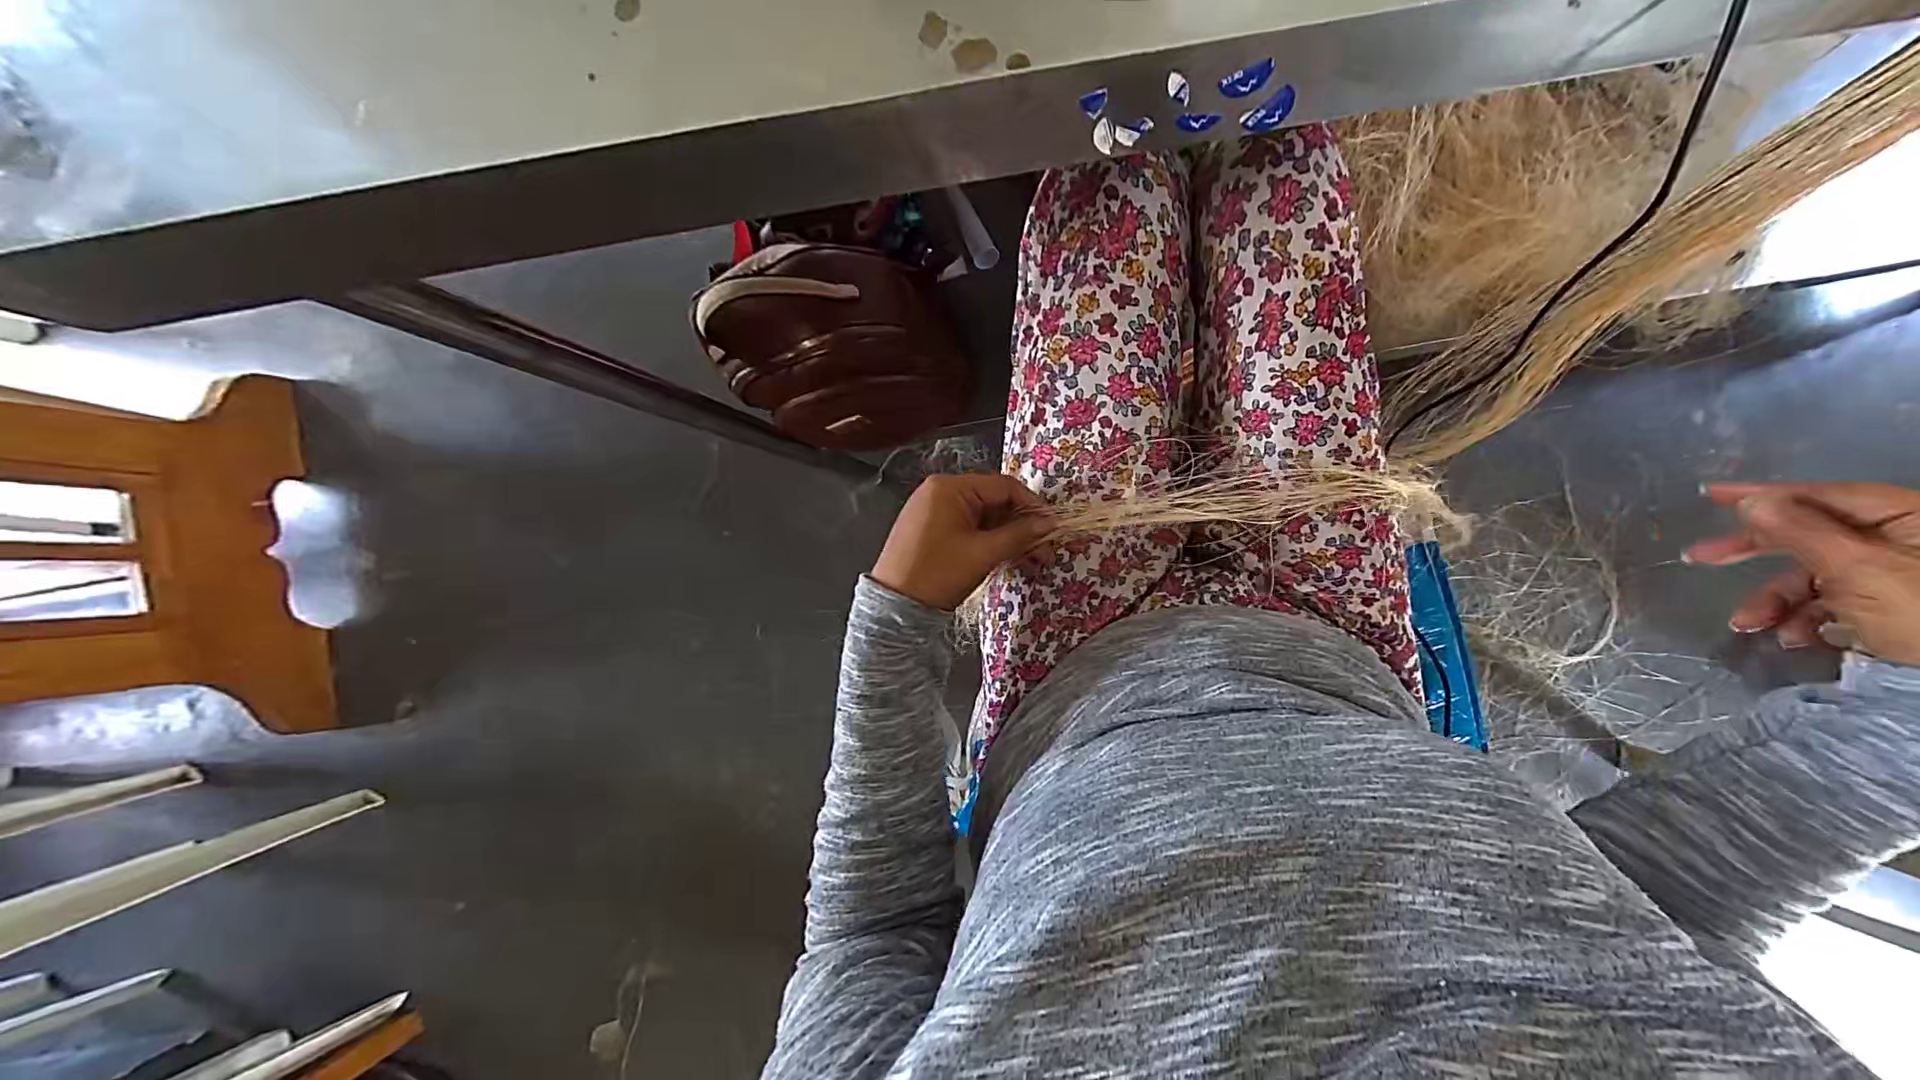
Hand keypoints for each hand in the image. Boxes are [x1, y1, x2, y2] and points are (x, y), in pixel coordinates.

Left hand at [871, 474, 1055, 610]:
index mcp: (950, 488)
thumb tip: (1049, 524)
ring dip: (1009, 537)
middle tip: (1046, 551)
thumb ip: (1020, 534)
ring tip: (1032, 561)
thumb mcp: (983, 553)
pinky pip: (969, 528)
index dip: (1032, 506)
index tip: (1052, 527)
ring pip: (984, 518)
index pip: (1003, 486)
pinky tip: (1009, 559)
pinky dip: (989, 542)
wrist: (895, 607)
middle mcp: (940, 492)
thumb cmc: (937, 574)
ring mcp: (934, 510)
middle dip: (1022, 526)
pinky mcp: (932, 530)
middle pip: (994, 502)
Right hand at [1684, 481, 1919, 664]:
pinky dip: (1804, 616)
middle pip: (1813, 534)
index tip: (1710, 494)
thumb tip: (1753, 501)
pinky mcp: (1891, 605)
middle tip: (1700, 556)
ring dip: (1775, 599)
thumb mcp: (1857, 569)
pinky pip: (1833, 600)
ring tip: (1751, 623)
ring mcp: (1898, 575)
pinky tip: (1795, 637)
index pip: (1826, 495)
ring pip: (1815, 574)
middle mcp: (1905, 540)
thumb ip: (1801, 530)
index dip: (1766, 494)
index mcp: (1912, 519)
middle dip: (1755, 551)